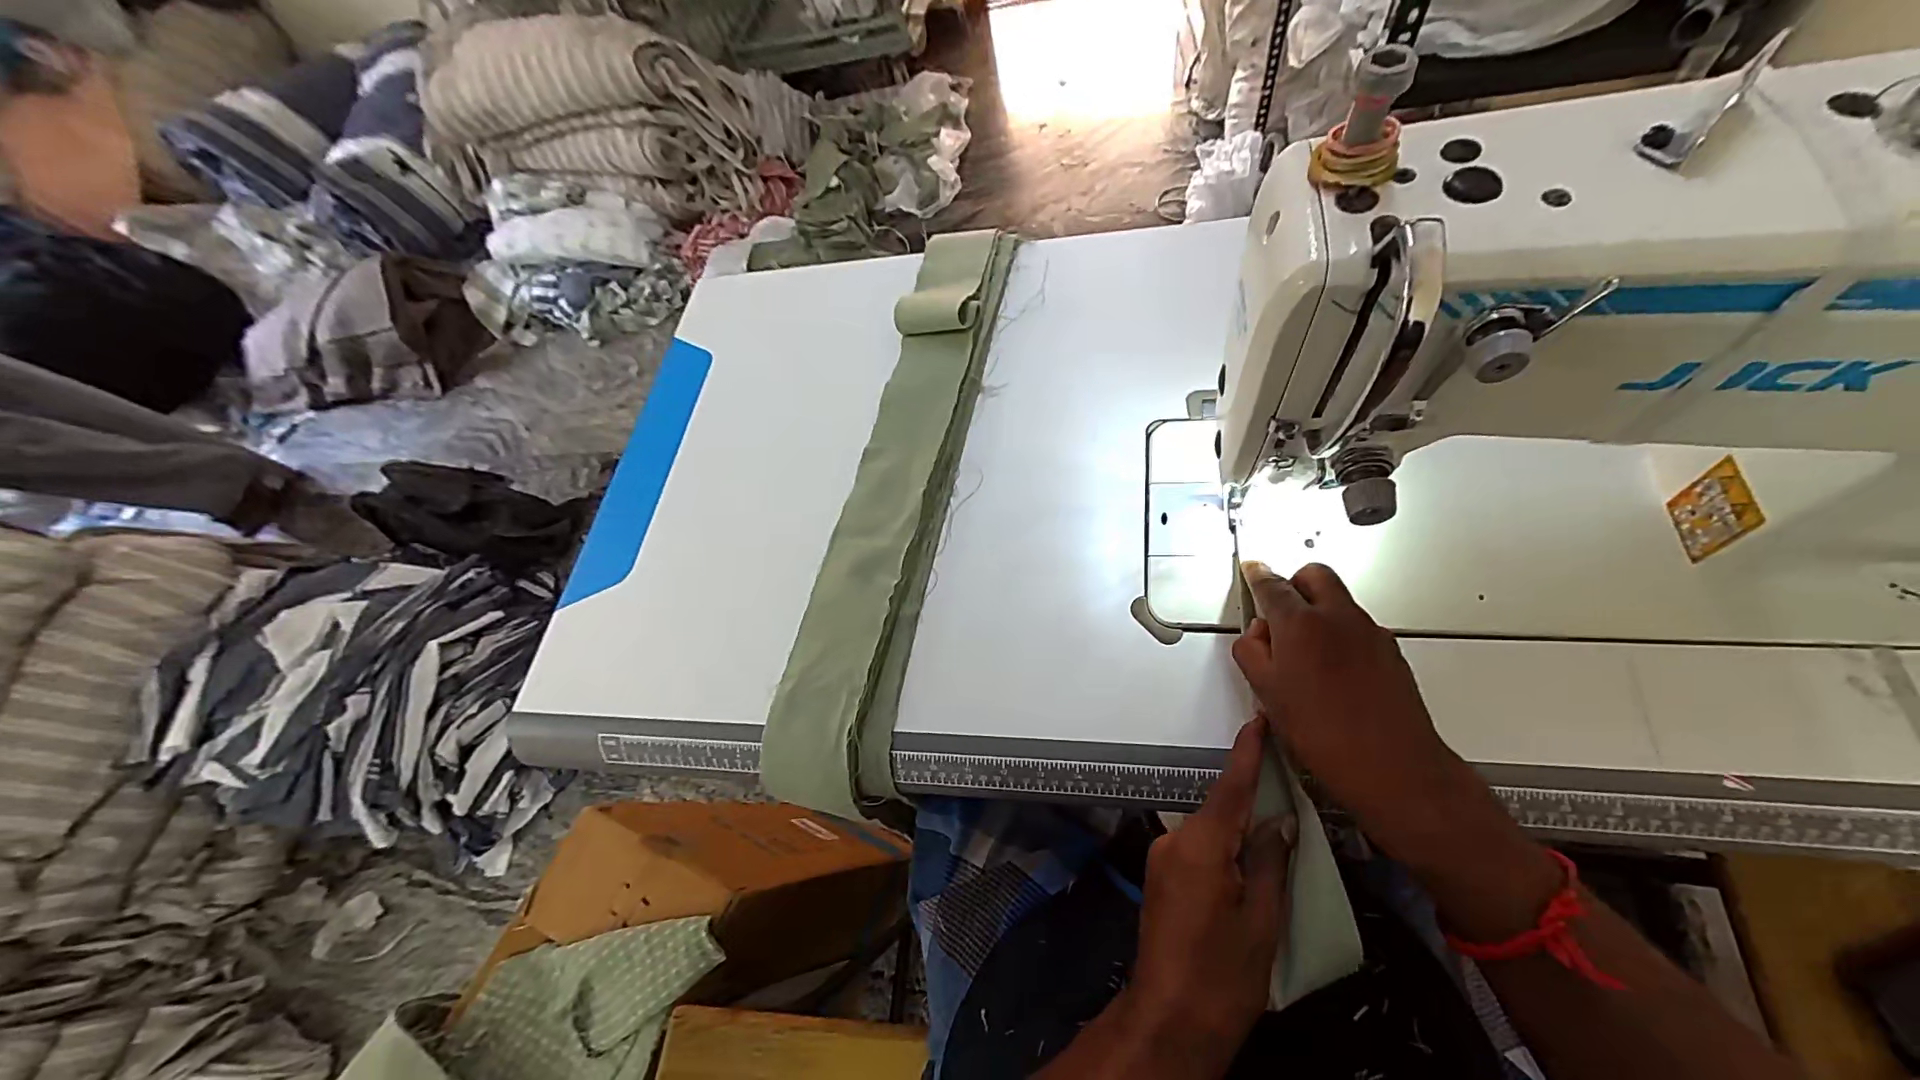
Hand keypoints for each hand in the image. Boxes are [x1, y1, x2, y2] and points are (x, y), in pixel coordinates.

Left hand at [1127, 717, 1294, 1073]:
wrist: (1171, 1015)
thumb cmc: (1225, 973)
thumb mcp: (1263, 918)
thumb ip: (1270, 860)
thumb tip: (1279, 819)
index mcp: (1202, 844)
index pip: (1230, 787)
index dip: (1246, 753)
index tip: (1257, 719)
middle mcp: (1175, 840)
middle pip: (1218, 806)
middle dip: (1248, 794)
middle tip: (1285, 779)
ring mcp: (1162, 857)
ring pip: (1208, 828)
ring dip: (1236, 826)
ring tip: (1274, 827)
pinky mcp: (1160, 875)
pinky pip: (1196, 846)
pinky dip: (1221, 845)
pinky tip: (1244, 860)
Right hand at [1230, 561, 1493, 862]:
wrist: (1391, 767)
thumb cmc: (1330, 736)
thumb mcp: (1265, 692)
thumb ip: (1251, 652)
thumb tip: (1254, 638)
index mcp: (1301, 624)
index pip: (1272, 584)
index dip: (1257, 576)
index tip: (1253, 572)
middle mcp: (1339, 619)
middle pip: (1315, 575)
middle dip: (1293, 583)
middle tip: (1278, 607)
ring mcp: (1370, 633)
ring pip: (1339, 600)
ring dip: (1318, 610)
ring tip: (1302, 650)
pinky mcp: (1390, 652)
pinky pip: (1358, 626)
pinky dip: (1340, 633)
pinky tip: (1329, 670)